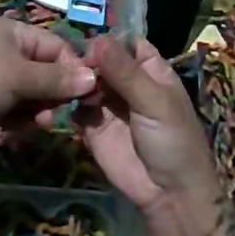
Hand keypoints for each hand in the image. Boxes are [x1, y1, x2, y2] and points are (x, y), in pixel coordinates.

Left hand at [0, 19, 96, 151]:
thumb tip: (94, 78)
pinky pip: (13, 112)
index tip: (88, 96)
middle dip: (55, 95)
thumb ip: (56, 79)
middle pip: (47, 74)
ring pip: (32, 96)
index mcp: (17, 34)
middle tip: (54, 115)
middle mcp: (8, 54)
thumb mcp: (18, 76)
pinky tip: (16, 132)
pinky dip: (19, 122)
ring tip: (36, 125)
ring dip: (38, 112)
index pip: (59, 48)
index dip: (75, 70)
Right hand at [75, 36, 219, 216]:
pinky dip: (66, 102)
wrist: (168, 195)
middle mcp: (128, 84)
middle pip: (102, 60)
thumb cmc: (173, 141)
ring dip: (75, 79)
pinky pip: (75, 107)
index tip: (89, 40)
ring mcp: (109, 105)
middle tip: (71, 64)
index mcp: (151, 71)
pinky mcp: (92, 127)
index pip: (128, 44)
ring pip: (86, 81)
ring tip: (66, 83)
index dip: (110, 40)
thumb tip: (97, 40)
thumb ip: (125, 72)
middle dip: (86, 59)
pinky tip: (61, 101)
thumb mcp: (154, 101)